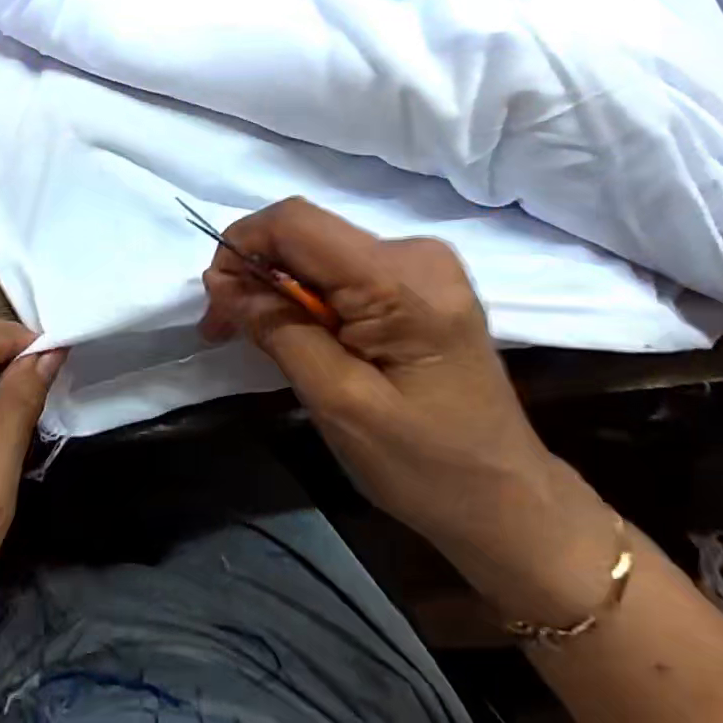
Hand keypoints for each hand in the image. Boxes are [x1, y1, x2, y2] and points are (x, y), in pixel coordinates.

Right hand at [201, 199, 618, 623]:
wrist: (506, 499)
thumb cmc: (425, 466)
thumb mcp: (338, 402)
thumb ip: (278, 330)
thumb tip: (222, 279)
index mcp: (402, 279)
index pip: (297, 222)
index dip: (242, 246)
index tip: (217, 301)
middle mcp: (416, 252)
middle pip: (309, 235)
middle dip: (258, 274)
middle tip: (225, 330)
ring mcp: (426, 265)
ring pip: (323, 253)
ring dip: (283, 290)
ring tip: (263, 341)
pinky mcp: (424, 284)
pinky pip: (348, 271)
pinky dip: (313, 298)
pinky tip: (306, 337)